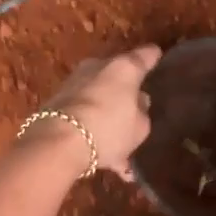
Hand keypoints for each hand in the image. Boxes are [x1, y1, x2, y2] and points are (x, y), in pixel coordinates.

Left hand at [24, 45, 161, 177]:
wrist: (57, 142)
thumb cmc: (109, 128)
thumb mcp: (140, 127)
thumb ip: (142, 112)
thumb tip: (138, 102)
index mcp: (124, 68)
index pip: (144, 56)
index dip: (153, 57)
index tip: (157, 55)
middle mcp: (98, 68)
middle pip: (118, 76)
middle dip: (126, 91)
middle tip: (137, 108)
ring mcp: (75, 83)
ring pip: (100, 98)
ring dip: (109, 116)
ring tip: (122, 146)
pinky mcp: (57, 102)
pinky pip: (84, 114)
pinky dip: (94, 131)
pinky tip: (107, 161)